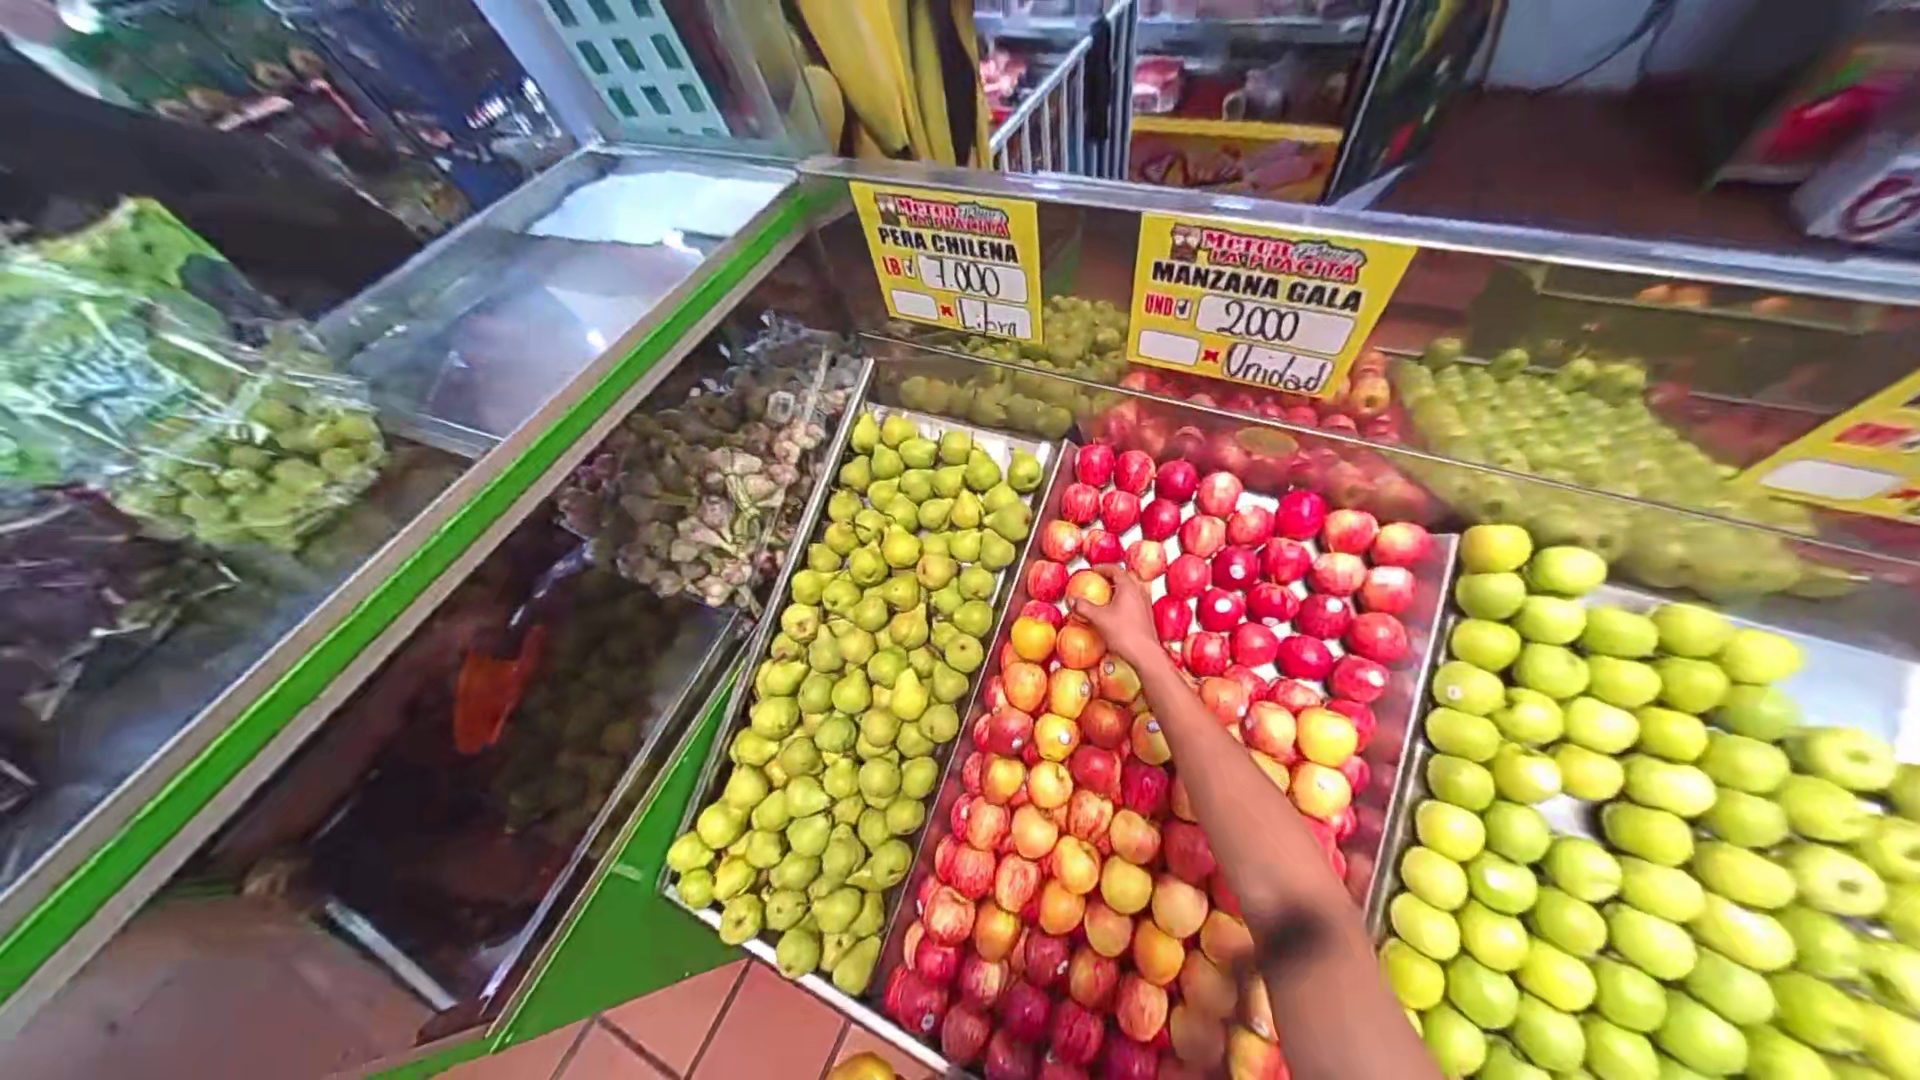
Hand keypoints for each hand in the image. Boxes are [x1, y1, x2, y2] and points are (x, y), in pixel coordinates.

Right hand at [1069, 564, 1160, 668]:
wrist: (1144, 654)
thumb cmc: (1123, 633)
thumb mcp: (1098, 618)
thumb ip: (1083, 607)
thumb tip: (1072, 600)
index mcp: (1129, 587)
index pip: (1116, 569)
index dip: (1102, 568)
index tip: (1093, 570)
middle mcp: (1140, 592)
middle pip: (1126, 577)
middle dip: (1112, 577)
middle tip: (1100, 580)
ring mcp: (1145, 604)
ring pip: (1132, 589)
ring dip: (1120, 588)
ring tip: (1108, 595)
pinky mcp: (1146, 616)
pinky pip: (1134, 600)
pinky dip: (1124, 600)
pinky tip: (1116, 611)